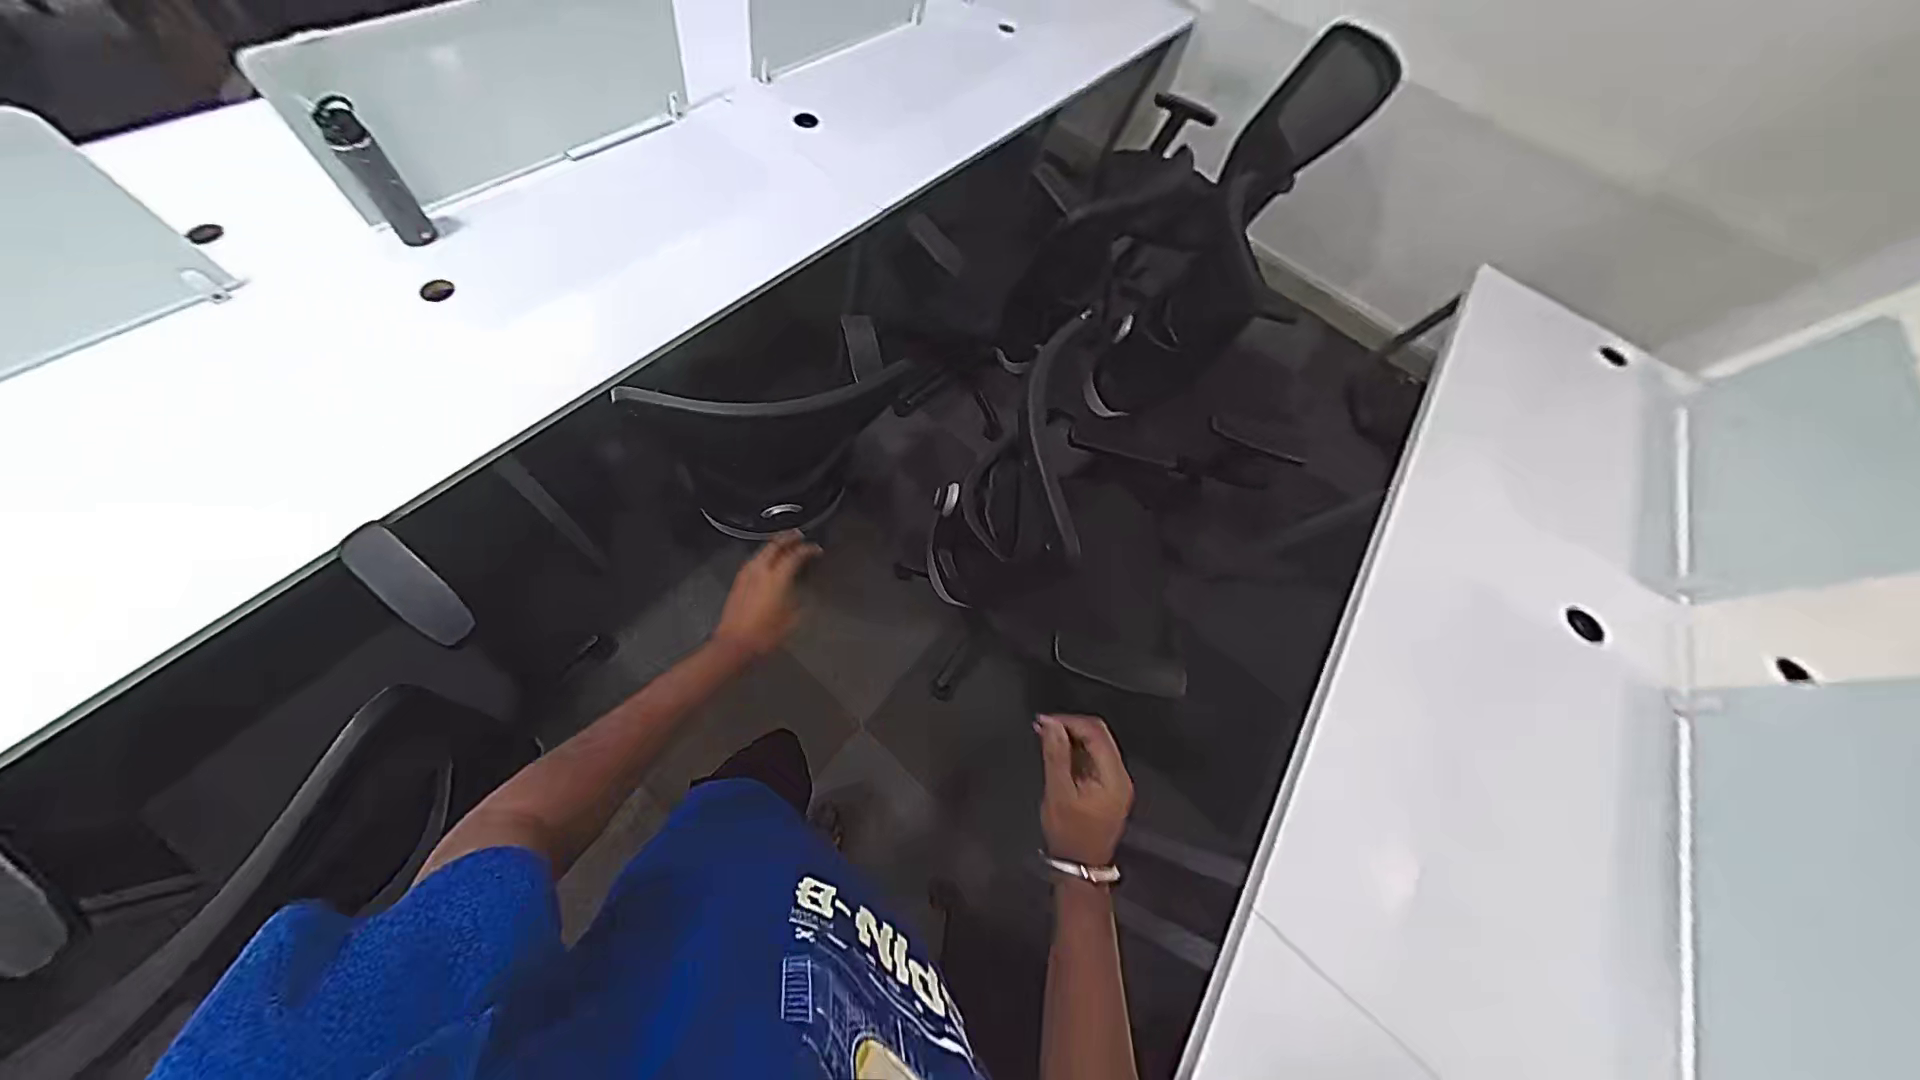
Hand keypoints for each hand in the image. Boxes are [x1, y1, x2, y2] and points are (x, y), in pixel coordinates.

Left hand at [712, 531, 821, 659]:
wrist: (734, 644)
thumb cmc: (766, 634)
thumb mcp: (792, 618)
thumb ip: (798, 599)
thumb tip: (801, 591)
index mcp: (777, 577)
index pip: (795, 555)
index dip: (808, 550)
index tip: (816, 550)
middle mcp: (761, 570)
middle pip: (775, 545)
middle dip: (788, 538)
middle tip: (799, 536)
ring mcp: (746, 574)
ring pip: (762, 551)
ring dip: (775, 545)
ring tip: (784, 545)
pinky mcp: (738, 582)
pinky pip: (753, 560)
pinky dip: (764, 555)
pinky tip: (767, 561)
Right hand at [1035, 714, 1133, 866]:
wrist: (1079, 866)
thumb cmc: (1068, 833)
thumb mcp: (1058, 792)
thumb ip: (1056, 755)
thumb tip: (1050, 724)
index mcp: (1114, 777)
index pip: (1096, 733)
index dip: (1070, 722)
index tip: (1045, 721)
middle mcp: (1120, 776)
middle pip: (1099, 735)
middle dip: (1071, 726)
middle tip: (1044, 727)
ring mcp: (1115, 781)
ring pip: (1096, 745)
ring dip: (1071, 737)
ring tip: (1046, 736)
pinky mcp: (1107, 787)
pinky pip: (1092, 758)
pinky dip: (1075, 750)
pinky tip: (1056, 750)